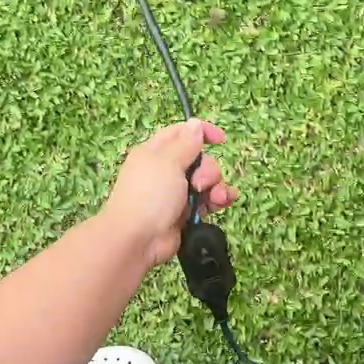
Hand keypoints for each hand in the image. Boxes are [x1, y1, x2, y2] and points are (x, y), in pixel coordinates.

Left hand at [100, 119, 238, 270]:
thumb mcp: (168, 163)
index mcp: (155, 152)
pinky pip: (208, 200)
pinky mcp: (185, 213)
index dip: (201, 132)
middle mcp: (166, 170)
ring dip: (217, 186)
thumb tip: (195, 124)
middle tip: (199, 185)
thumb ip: (186, 144)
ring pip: (207, 180)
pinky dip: (218, 200)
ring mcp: (176, 192)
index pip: (180, 133)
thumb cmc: (149, 195)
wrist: (138, 239)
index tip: (220, 139)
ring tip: (217, 199)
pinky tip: (225, 202)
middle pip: (199, 158)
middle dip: (208, 169)